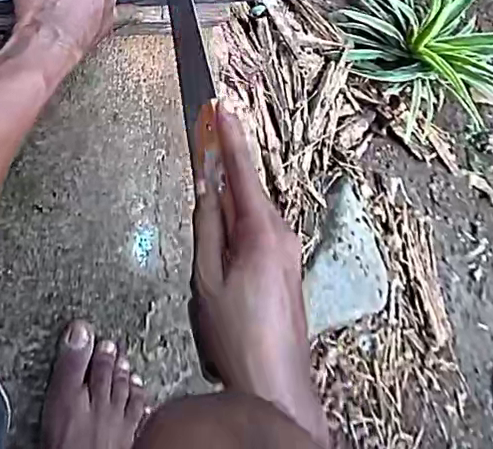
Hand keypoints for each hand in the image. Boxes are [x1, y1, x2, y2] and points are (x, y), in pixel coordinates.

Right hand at [191, 102, 328, 444]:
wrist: (277, 387)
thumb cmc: (238, 335)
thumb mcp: (208, 278)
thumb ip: (207, 226)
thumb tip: (206, 188)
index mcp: (262, 230)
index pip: (241, 169)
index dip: (230, 135)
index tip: (223, 105)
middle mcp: (282, 232)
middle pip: (247, 189)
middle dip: (225, 169)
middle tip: (205, 145)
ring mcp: (288, 250)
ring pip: (252, 211)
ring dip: (230, 200)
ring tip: (207, 206)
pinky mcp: (286, 266)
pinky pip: (259, 230)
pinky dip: (239, 220)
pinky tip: (223, 237)